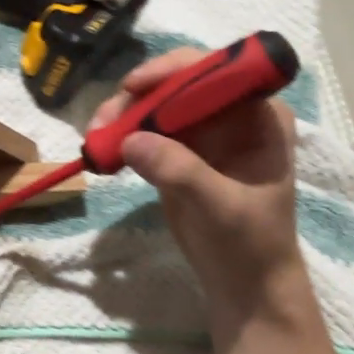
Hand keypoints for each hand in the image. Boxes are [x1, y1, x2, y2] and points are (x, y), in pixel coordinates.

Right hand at [91, 48, 303, 313]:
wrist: (244, 283)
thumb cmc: (249, 242)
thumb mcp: (219, 206)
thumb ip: (179, 170)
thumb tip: (130, 140)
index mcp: (259, 115)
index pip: (217, 70)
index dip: (175, 70)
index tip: (134, 86)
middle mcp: (230, 115)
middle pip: (177, 83)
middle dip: (138, 96)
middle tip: (102, 122)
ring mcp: (201, 134)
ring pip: (154, 106)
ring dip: (121, 116)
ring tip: (94, 140)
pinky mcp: (176, 155)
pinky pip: (142, 132)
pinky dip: (119, 138)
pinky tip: (101, 153)